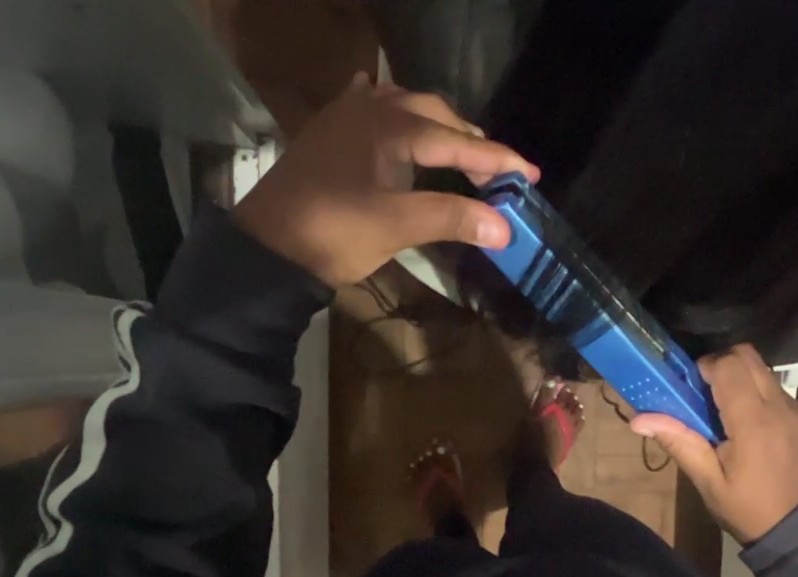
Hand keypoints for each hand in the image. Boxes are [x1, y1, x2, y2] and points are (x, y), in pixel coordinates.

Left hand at [232, 74, 538, 286]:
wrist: (267, 247)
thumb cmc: (333, 233)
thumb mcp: (396, 226)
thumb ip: (451, 219)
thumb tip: (504, 227)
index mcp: (391, 126)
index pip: (457, 138)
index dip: (496, 158)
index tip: (529, 175)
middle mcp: (370, 108)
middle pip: (434, 114)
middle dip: (469, 139)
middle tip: (498, 171)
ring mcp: (345, 117)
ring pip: (404, 108)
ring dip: (437, 126)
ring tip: (461, 149)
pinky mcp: (329, 134)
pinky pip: (372, 110)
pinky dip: (397, 116)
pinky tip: (396, 118)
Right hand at [630, 345, 797, 543]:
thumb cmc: (747, 509)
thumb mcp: (708, 482)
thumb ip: (679, 442)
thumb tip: (639, 420)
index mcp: (752, 422)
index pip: (729, 367)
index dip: (706, 367)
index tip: (691, 387)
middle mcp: (778, 406)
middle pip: (748, 356)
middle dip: (722, 364)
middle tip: (704, 393)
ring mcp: (796, 410)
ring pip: (764, 371)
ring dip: (741, 379)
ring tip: (725, 412)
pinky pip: (777, 390)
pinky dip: (758, 394)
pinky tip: (748, 426)